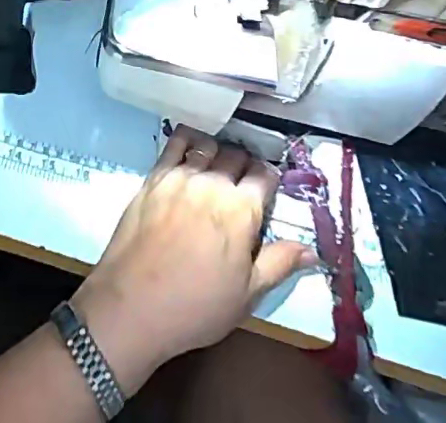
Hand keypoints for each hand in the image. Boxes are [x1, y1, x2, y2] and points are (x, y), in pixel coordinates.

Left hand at [70, 126, 315, 385]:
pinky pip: (174, 144)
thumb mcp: (247, 294)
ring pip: (207, 146)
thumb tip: (312, 250)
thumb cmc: (196, 306)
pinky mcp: (154, 177)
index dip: (269, 179)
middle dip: (244, 164)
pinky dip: (187, 139)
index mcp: (241, 210)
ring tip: (217, 166)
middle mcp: (212, 183)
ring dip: (217, 152)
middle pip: (236, 155)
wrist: (133, 304)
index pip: (264, 175)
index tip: (267, 188)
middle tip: (242, 181)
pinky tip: (191, 146)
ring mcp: (180, 176)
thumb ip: (279, 263)